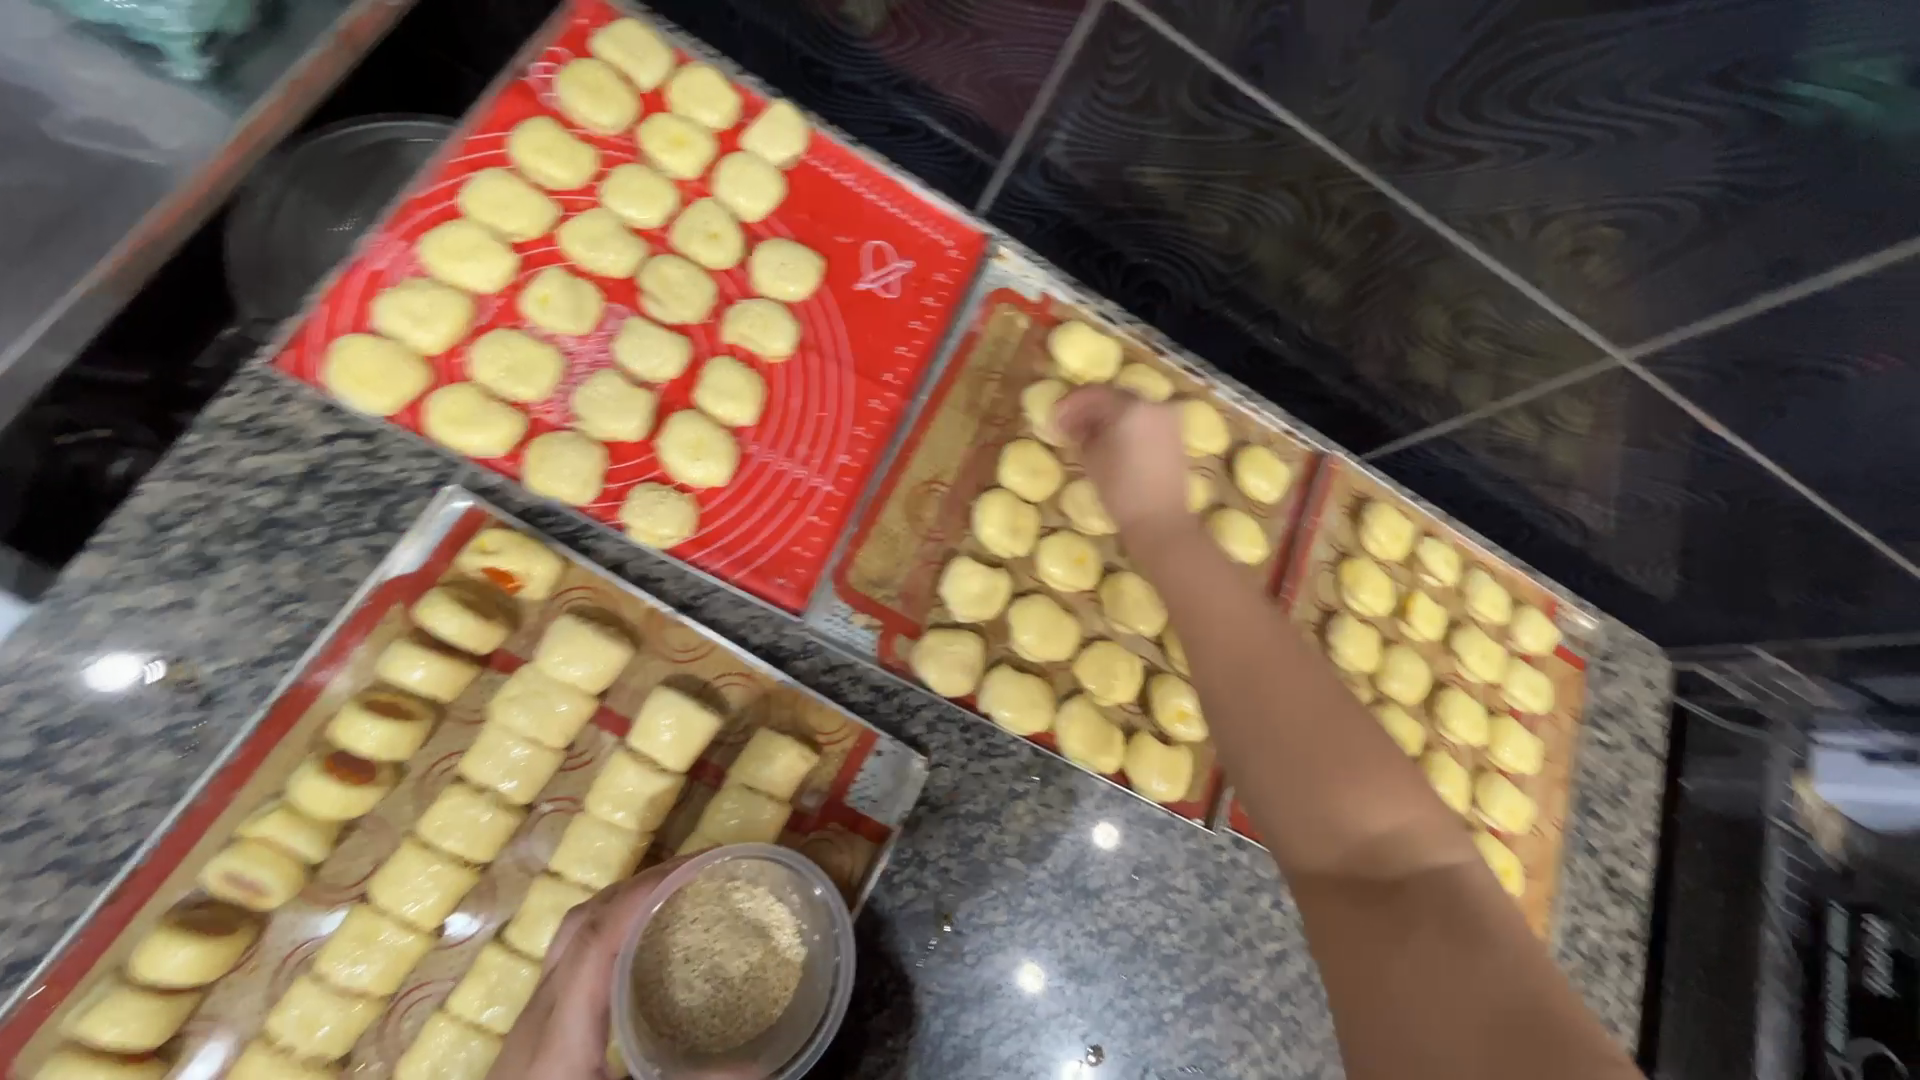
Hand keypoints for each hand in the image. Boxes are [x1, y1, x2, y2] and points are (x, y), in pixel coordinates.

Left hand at [486, 859, 686, 1079]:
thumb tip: (762, 1069)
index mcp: (560, 1037)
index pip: (598, 939)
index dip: (647, 894)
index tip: (700, 868)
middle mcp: (540, 1017)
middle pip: (584, 923)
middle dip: (643, 885)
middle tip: (702, 876)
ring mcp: (532, 1025)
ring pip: (574, 938)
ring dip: (626, 905)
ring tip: (680, 899)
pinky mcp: (535, 1038)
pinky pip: (574, 961)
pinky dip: (613, 934)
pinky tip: (646, 953)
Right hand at [1052, 385, 1187, 536]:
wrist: (1160, 520)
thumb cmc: (1120, 489)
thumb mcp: (1091, 458)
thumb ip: (1081, 433)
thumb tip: (1075, 424)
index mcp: (1130, 407)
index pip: (1094, 392)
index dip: (1070, 403)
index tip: (1054, 417)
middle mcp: (1152, 405)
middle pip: (1114, 396)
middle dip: (1089, 408)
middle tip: (1068, 425)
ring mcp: (1167, 419)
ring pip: (1130, 408)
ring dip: (1107, 416)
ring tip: (1087, 435)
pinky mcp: (1174, 435)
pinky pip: (1144, 420)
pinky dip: (1125, 425)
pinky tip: (1111, 441)